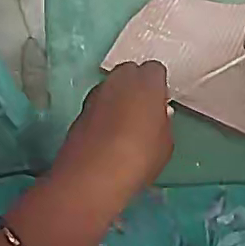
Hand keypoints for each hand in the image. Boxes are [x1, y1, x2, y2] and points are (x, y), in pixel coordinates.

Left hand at [50, 60, 173, 204]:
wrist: (93, 175)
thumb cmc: (139, 157)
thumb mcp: (165, 144)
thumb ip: (163, 123)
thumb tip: (158, 115)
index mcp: (146, 82)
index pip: (154, 70)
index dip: (158, 86)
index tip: (160, 103)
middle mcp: (118, 80)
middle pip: (129, 72)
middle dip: (136, 85)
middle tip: (142, 110)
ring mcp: (95, 94)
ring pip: (110, 87)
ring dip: (117, 98)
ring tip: (124, 124)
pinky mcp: (79, 111)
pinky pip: (97, 104)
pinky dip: (102, 113)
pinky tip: (107, 135)